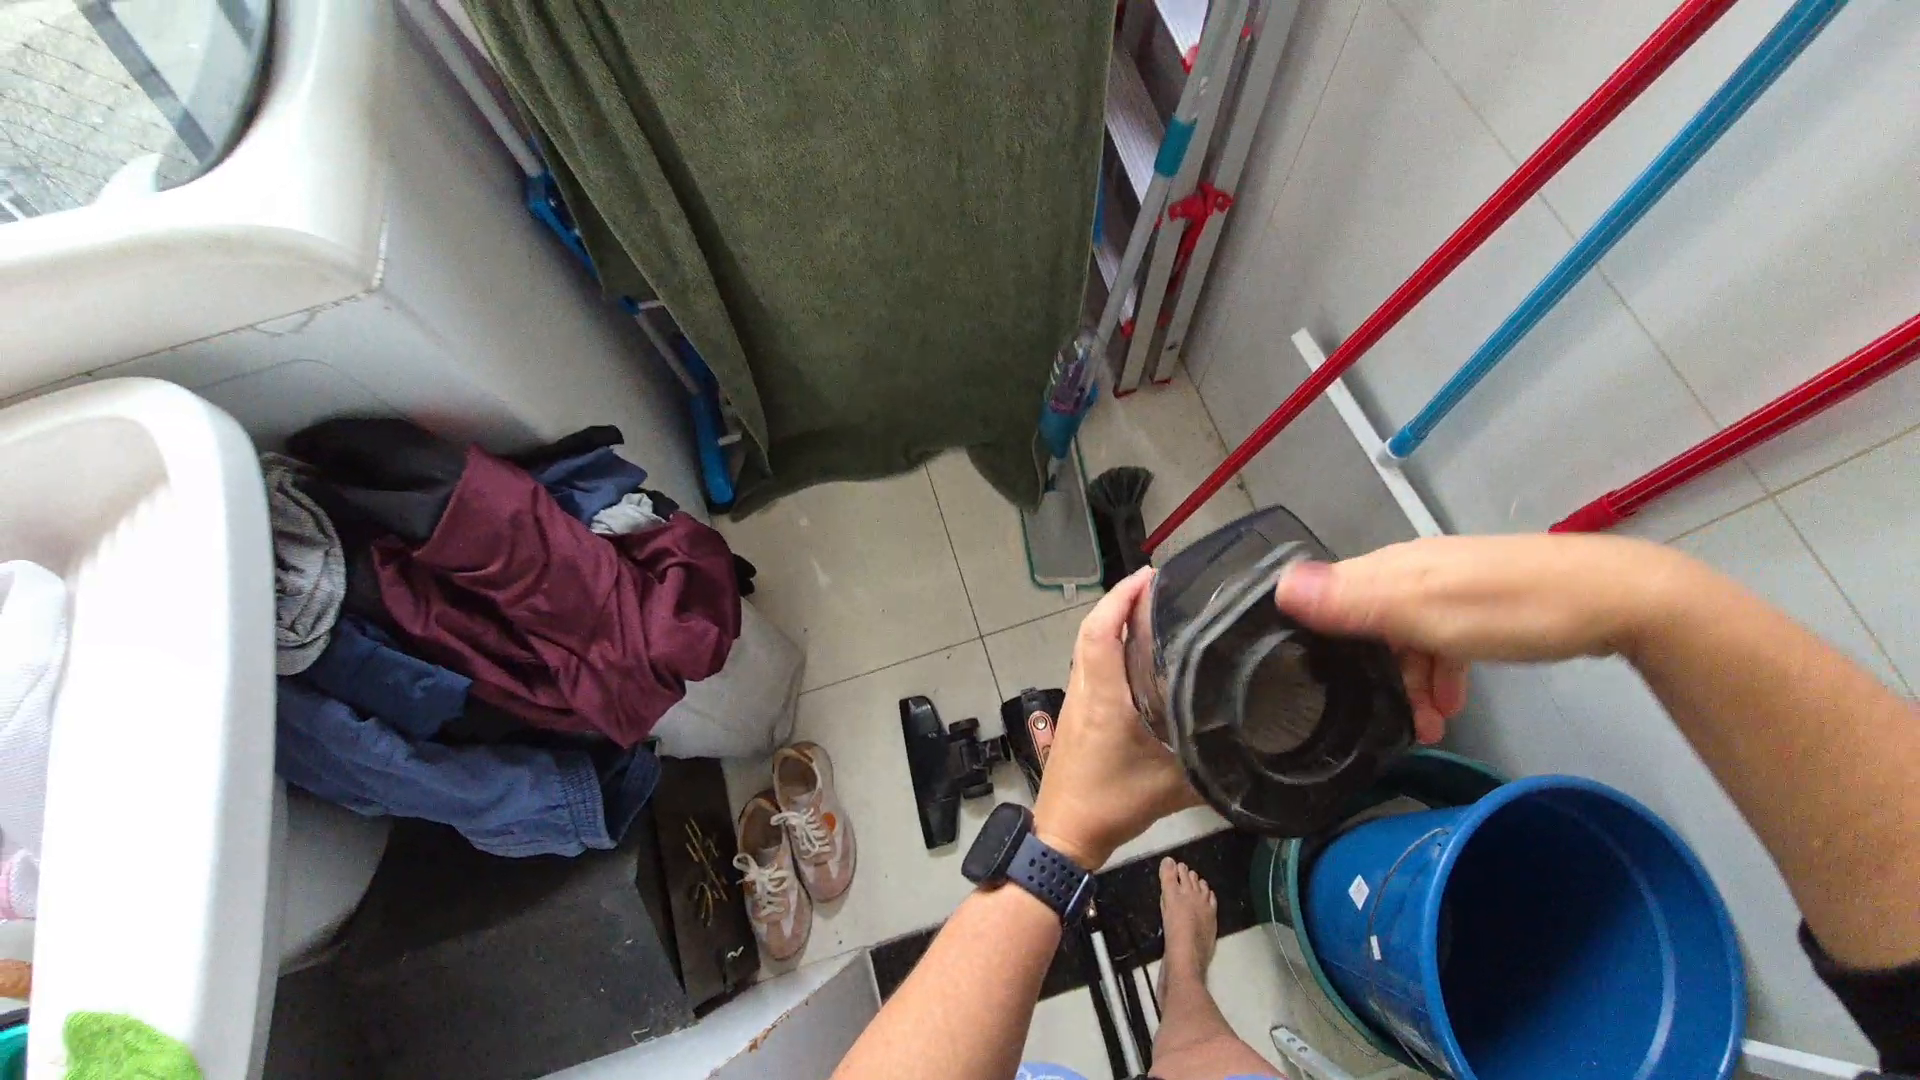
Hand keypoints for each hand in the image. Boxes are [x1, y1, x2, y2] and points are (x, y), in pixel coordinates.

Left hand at [1032, 568, 1202, 870]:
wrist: (1064, 834)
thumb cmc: (1110, 805)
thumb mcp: (1171, 787)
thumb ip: (1211, 768)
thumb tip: (1252, 751)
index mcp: (1102, 697)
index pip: (1100, 631)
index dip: (1120, 598)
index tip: (1148, 577)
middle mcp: (1083, 690)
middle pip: (1090, 630)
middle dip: (1119, 601)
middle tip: (1157, 590)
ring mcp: (1075, 701)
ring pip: (1086, 647)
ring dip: (1111, 623)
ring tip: (1150, 613)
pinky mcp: (1075, 714)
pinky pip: (1088, 665)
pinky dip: (1107, 647)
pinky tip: (1135, 656)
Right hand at [1272, 534, 1692, 741]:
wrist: (1622, 599)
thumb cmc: (1514, 609)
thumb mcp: (1425, 612)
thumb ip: (1353, 603)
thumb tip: (1280, 586)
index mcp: (1391, 568)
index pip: (1326, 594)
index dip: (1312, 634)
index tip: (1309, 682)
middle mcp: (1412, 569)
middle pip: (1364, 619)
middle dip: (1366, 669)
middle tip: (1378, 718)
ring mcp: (1449, 584)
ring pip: (1403, 635)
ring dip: (1406, 681)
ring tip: (1424, 726)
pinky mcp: (1480, 602)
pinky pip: (1438, 639)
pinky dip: (1437, 673)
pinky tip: (1451, 704)